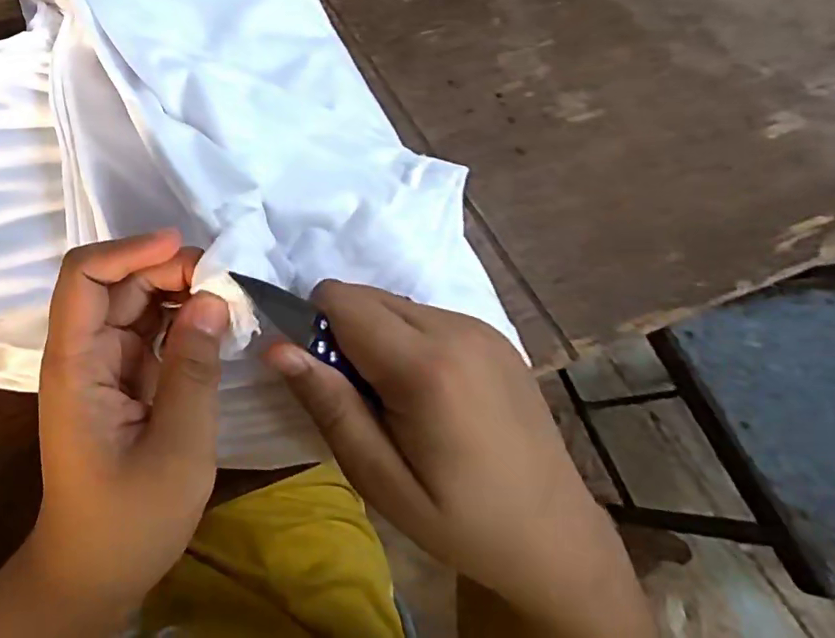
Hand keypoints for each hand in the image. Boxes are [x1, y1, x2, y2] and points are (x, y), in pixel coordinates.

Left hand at [0, 230, 230, 636]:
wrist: (94, 571)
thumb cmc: (129, 520)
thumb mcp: (177, 450)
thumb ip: (195, 370)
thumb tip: (212, 299)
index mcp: (74, 361)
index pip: (84, 277)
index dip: (128, 250)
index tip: (181, 247)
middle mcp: (81, 350)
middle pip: (115, 282)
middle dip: (165, 267)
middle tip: (223, 277)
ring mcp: (100, 361)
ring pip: (133, 300)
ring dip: (176, 288)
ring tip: (226, 294)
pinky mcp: (121, 374)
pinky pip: (148, 328)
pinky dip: (180, 317)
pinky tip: (213, 321)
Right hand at [264, 281, 651, 637]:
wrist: (557, 540)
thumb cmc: (460, 521)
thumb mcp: (380, 479)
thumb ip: (328, 405)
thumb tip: (276, 347)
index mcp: (426, 366)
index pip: (338, 299)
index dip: (313, 327)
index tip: (324, 377)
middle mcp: (455, 328)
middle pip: (361, 294)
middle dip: (341, 332)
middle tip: (359, 396)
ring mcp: (479, 326)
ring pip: (389, 300)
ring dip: (373, 334)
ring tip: (395, 396)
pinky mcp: (492, 332)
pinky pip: (421, 312)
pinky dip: (404, 337)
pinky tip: (426, 390)